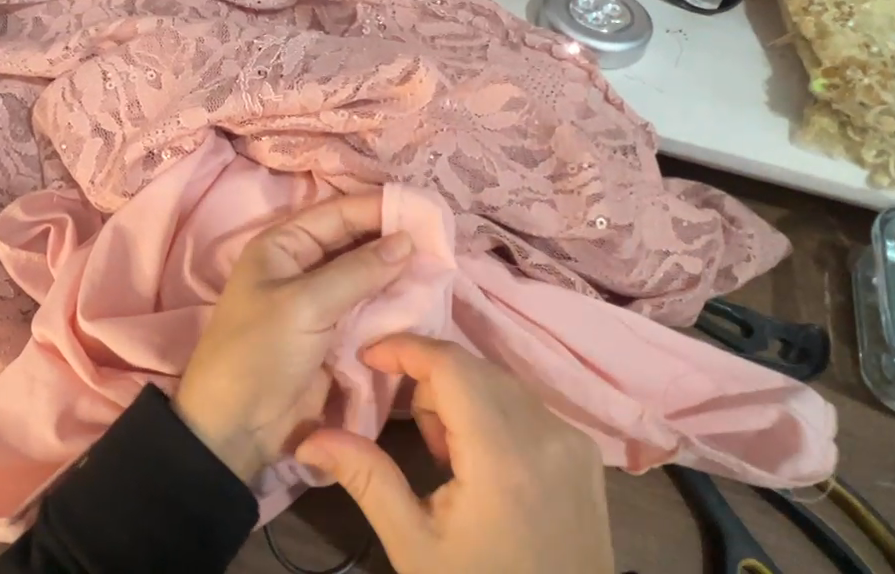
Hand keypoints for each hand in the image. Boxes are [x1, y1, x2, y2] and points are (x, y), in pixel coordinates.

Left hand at [174, 193, 413, 481]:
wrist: (236, 427)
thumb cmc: (261, 351)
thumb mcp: (306, 304)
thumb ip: (358, 271)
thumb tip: (407, 239)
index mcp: (283, 245)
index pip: (337, 214)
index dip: (379, 208)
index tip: (425, 208)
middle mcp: (301, 265)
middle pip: (354, 241)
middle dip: (392, 239)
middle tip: (442, 238)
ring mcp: (319, 300)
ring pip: (365, 275)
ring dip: (397, 272)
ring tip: (441, 264)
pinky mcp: (334, 333)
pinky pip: (369, 308)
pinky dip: (393, 303)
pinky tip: (424, 297)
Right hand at [295, 334, 613, 573]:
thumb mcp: (414, 546)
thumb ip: (365, 478)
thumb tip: (308, 438)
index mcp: (502, 455)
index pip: (450, 364)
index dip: (404, 348)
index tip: (366, 356)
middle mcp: (546, 433)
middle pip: (472, 367)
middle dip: (429, 380)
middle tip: (408, 427)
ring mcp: (573, 442)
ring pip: (499, 380)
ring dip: (461, 394)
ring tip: (445, 454)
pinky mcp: (586, 454)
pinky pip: (526, 403)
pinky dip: (492, 409)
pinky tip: (481, 461)